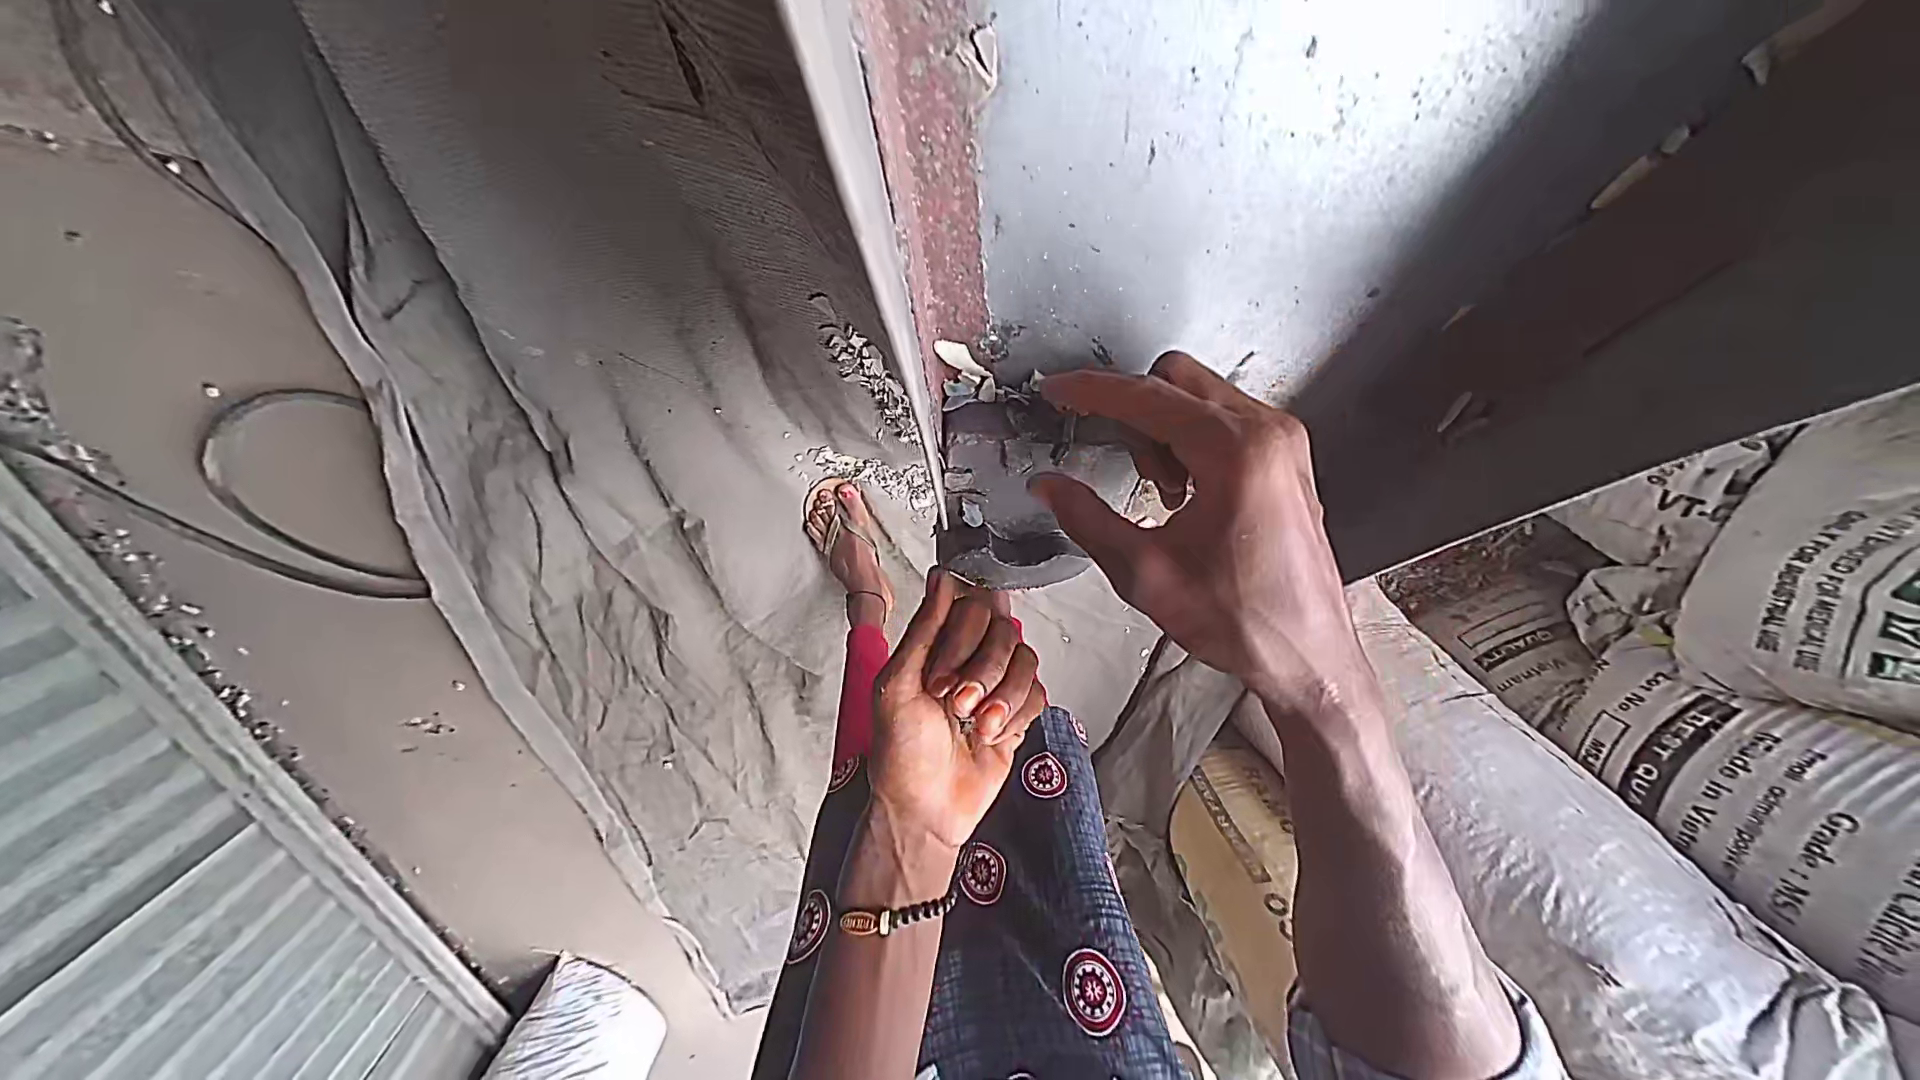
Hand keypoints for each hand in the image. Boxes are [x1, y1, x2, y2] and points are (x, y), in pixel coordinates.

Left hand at [868, 570, 1047, 854]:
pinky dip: (1016, 715)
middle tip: (956, 702)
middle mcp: (970, 658)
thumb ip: (925, 629)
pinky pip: (1038, 693)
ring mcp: (997, 684)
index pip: (973, 606)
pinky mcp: (1018, 713)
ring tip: (974, 724)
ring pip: (1026, 660)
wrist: (925, 811)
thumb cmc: (901, 752)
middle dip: (981, 671)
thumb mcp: (897, 685)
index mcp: (938, 645)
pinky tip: (992, 734)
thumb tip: (942, 580)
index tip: (942, 673)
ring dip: (1001, 697)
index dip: (963, 637)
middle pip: (1004, 631)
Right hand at [1031, 351, 1377, 722]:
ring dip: (1161, 432)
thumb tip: (1049, 485)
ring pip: (1198, 398)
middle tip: (1122, 464)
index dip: (1090, 391)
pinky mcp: (1284, 459)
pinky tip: (1184, 492)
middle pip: (1175, 381)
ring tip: (1162, 492)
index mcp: (1235, 452)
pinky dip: (1188, 442)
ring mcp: (1281, 443)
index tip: (1059, 390)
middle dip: (1133, 414)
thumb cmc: (1243, 619)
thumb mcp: (1143, 572)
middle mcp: (1267, 434)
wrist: (1305, 654)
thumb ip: (1085, 518)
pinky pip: (1222, 421)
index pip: (1145, 397)